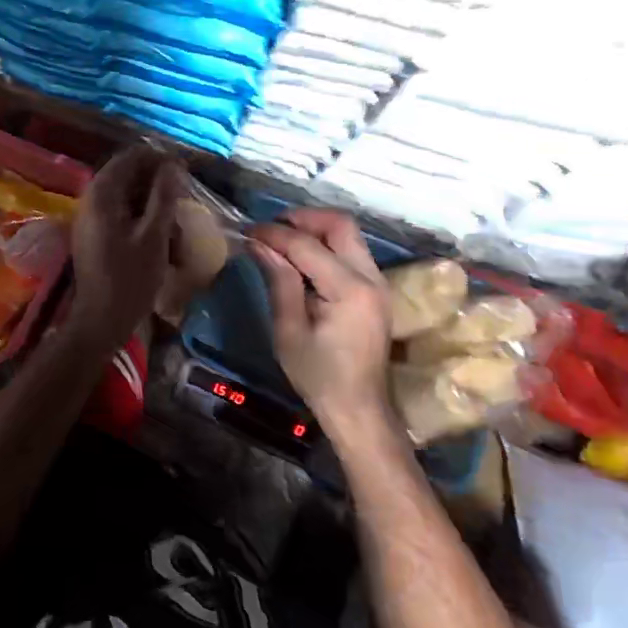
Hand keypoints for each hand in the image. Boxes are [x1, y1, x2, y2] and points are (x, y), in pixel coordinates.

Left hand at [68, 148, 181, 348]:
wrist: (102, 320)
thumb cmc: (130, 278)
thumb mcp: (154, 235)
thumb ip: (164, 196)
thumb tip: (172, 164)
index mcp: (101, 194)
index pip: (130, 157)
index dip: (158, 158)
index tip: (184, 170)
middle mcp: (90, 200)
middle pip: (128, 177)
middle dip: (157, 186)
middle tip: (182, 201)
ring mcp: (90, 219)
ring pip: (127, 198)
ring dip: (152, 206)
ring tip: (174, 227)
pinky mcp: (95, 236)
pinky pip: (121, 216)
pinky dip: (142, 222)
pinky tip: (160, 241)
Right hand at [247, 210, 392, 431]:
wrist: (358, 409)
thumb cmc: (318, 376)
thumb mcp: (289, 330)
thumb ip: (279, 281)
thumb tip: (260, 244)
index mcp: (350, 290)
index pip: (308, 245)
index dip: (275, 234)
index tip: (248, 231)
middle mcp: (371, 278)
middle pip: (341, 225)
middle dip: (303, 219)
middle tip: (271, 228)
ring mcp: (379, 283)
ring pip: (350, 235)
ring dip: (316, 230)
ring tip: (282, 241)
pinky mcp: (376, 290)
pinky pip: (353, 252)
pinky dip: (327, 246)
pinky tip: (301, 260)